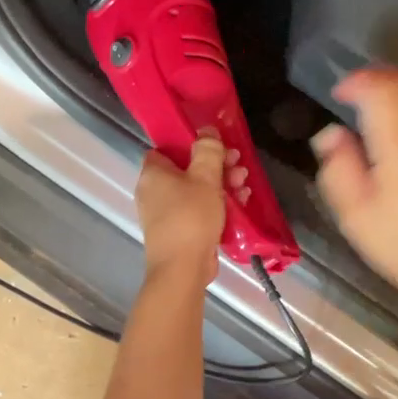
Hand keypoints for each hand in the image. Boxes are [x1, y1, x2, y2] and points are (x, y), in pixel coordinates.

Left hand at [136, 130, 227, 282]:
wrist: (182, 269)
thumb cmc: (191, 217)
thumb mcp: (204, 178)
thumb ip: (208, 151)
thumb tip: (207, 130)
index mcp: (153, 174)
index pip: (165, 149)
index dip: (189, 144)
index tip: (214, 145)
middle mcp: (153, 193)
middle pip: (186, 170)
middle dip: (215, 166)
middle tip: (238, 164)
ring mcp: (165, 215)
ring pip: (195, 191)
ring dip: (221, 186)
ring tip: (244, 185)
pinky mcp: (178, 233)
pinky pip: (198, 211)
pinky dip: (216, 206)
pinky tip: (239, 204)